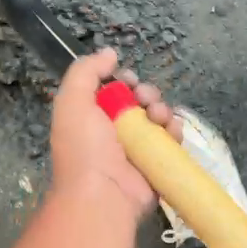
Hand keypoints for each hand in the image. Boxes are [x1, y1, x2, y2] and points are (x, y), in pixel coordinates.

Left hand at [50, 48, 181, 213]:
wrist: (103, 195)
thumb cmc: (84, 148)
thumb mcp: (72, 101)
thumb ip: (86, 71)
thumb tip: (110, 52)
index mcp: (91, 117)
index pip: (114, 89)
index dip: (124, 79)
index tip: (128, 80)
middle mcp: (114, 133)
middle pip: (140, 100)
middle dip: (146, 93)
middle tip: (145, 100)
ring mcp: (138, 149)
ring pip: (158, 118)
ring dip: (162, 109)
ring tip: (157, 117)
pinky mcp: (157, 164)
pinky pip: (171, 141)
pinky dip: (174, 131)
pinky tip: (170, 130)